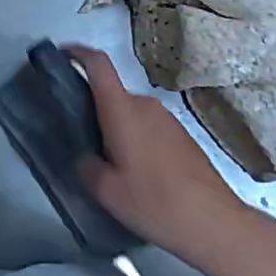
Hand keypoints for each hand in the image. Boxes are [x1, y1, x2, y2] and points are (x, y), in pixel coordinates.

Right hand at [71, 45, 266, 267]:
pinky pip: (147, 125)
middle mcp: (145, 105)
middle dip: (92, 107)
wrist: (214, 221)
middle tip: (76, 135)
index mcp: (123, 110)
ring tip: (105, 161)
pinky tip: (134, 171)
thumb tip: (85, 157)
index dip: (78, 53)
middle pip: (112, 92)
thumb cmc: (156, 203)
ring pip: (130, 112)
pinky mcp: (181, 134)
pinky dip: (134, 137)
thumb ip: (88, 167)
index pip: (99, 65)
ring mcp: (167, 118)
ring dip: (114, 126)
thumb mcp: (108, 192)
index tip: (62, 55)